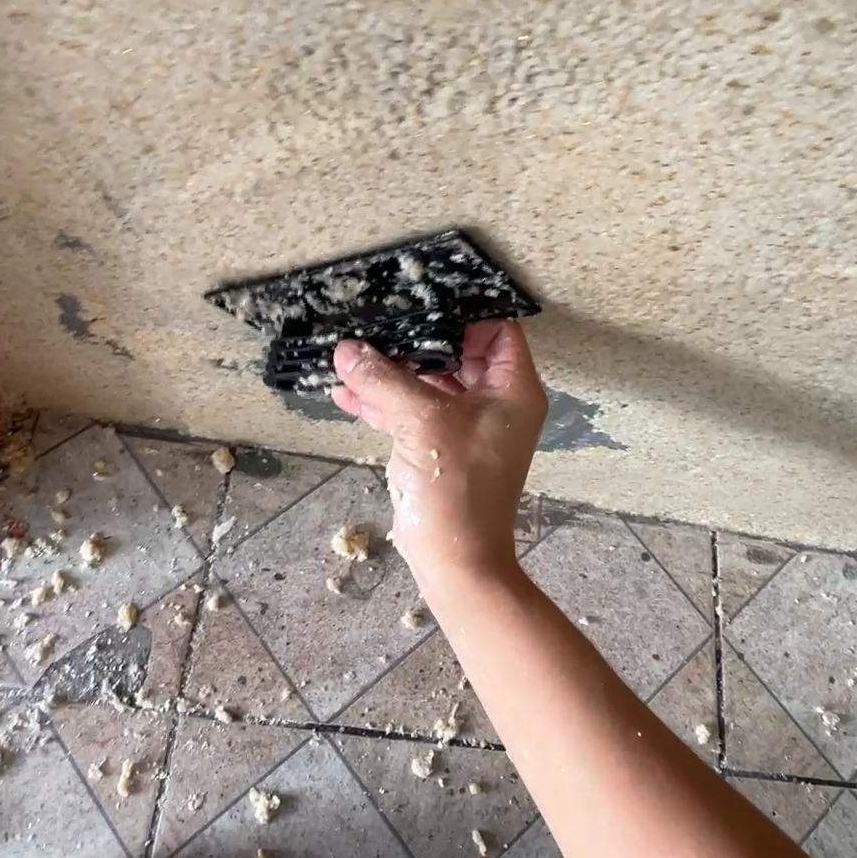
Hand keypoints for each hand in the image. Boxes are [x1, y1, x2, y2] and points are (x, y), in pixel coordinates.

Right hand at [331, 320, 547, 585]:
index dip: (464, 312)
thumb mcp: (422, 421)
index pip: (497, 329)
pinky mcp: (437, 447)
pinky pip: (409, 412)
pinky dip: (381, 402)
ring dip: (391, 371)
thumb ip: (384, 380)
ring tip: (351, 352)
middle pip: (455, 352)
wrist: (455, 559)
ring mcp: (464, 426)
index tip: (421, 298)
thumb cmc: (457, 486)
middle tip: (378, 317)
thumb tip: (346, 350)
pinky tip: (344, 390)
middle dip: (415, 339)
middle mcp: (493, 402)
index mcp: (512, 388)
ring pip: (427, 382)